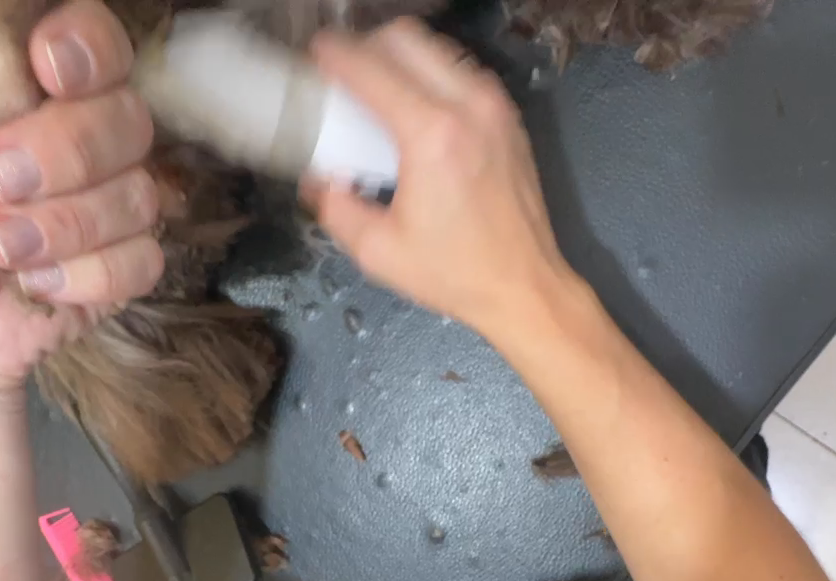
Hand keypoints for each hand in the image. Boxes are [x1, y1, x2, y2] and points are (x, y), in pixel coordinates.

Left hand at [0, 0, 160, 395]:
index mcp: (20, 73)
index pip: (97, 33)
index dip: (89, 48)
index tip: (47, 71)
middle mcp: (75, 131)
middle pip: (129, 116)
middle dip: (61, 155)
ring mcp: (108, 202)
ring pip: (140, 195)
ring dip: (62, 229)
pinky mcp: (125, 264)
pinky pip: (144, 259)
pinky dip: (83, 278)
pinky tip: (35, 283)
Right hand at [307, 20, 573, 335]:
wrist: (522, 287)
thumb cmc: (455, 274)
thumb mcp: (379, 252)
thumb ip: (335, 208)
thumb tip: (317, 179)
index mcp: (431, 135)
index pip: (370, 67)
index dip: (332, 57)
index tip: (313, 61)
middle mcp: (468, 106)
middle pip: (404, 38)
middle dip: (366, 48)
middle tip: (346, 80)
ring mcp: (495, 108)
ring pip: (435, 49)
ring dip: (400, 60)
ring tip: (379, 97)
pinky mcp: (509, 119)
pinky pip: (461, 73)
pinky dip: (432, 78)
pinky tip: (417, 115)